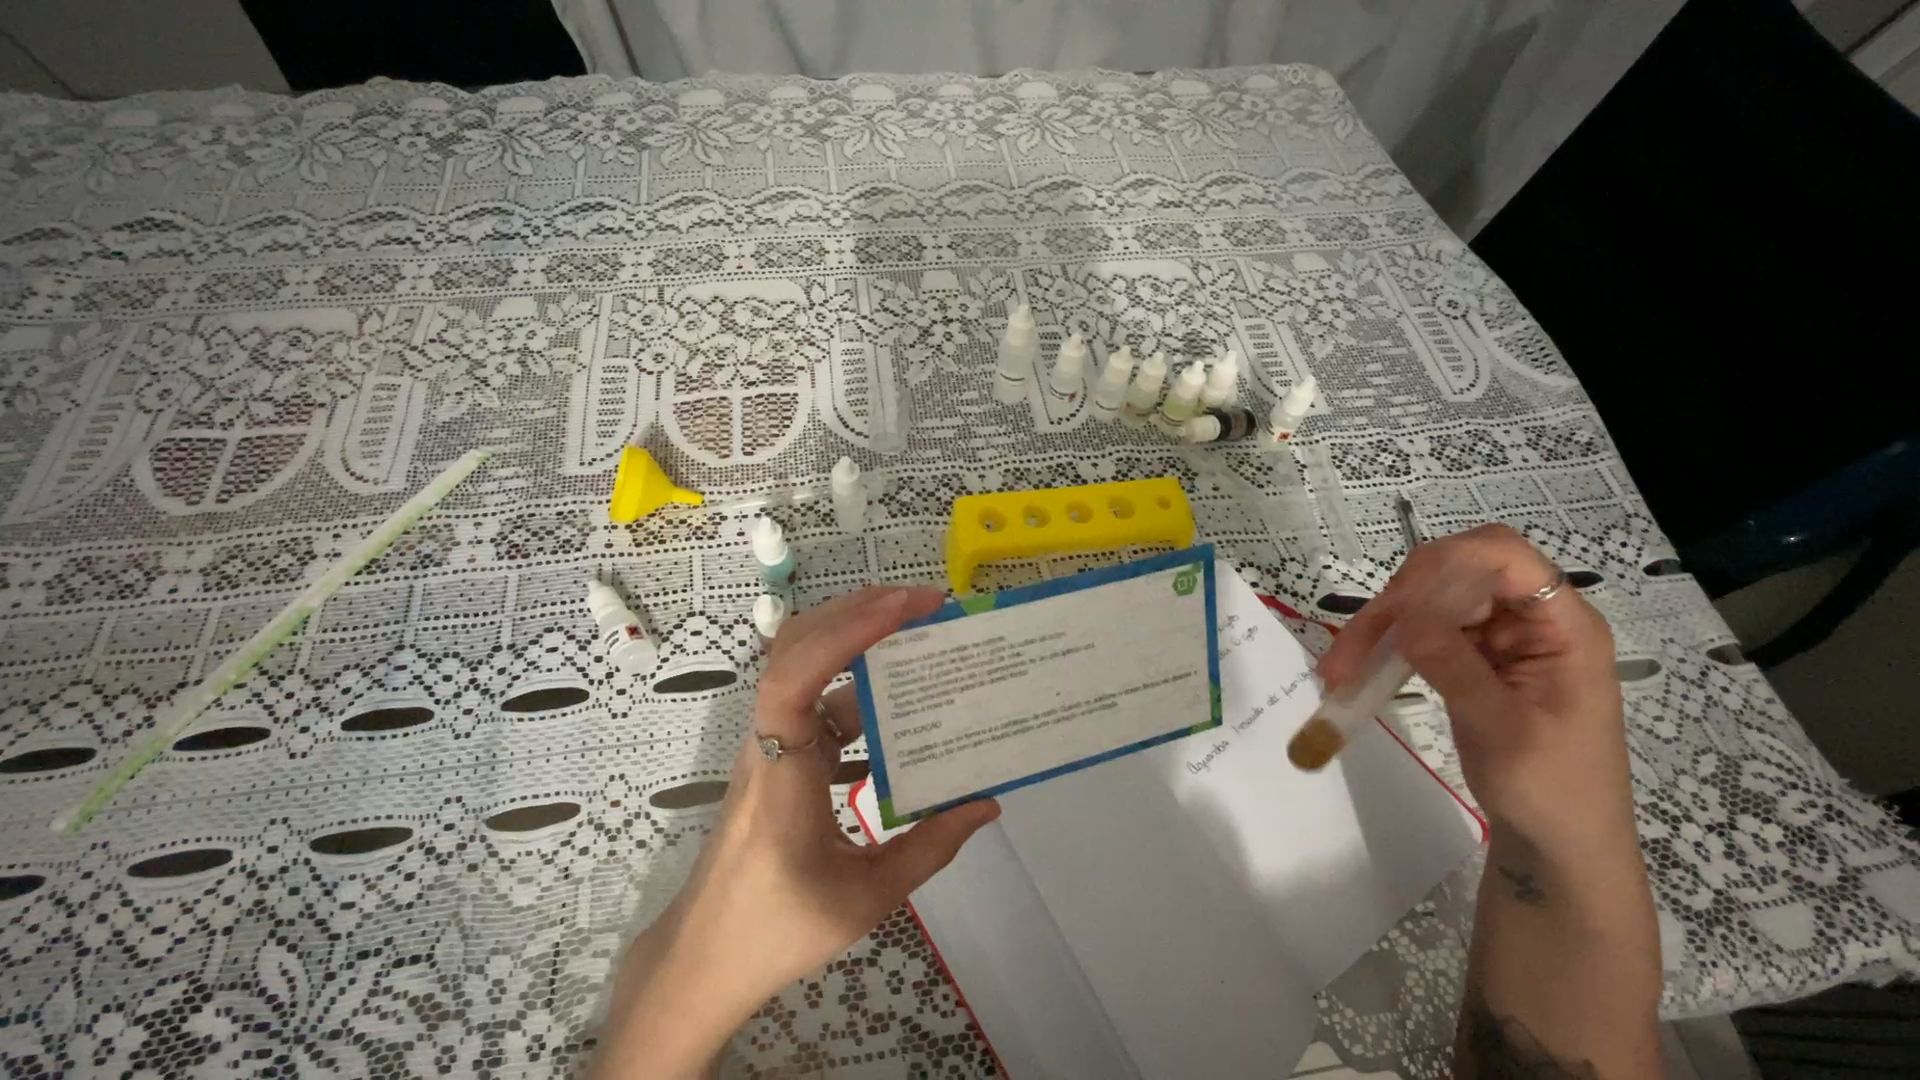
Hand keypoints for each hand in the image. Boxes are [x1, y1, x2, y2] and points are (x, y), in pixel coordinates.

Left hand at [593, 586, 1001, 1078]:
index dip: (846, 632)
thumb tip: (985, 804)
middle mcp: (770, 741)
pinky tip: (898, 702)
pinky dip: (855, 686)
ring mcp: (771, 745)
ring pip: (802, 667)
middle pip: (796, 648)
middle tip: (926, 604)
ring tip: (917, 632)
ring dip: (855, 638)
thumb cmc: (777, 928)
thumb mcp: (865, 897)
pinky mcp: (780, 756)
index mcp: (782, 772)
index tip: (904, 608)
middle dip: (858, 612)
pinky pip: (815, 703)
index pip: (795, 676)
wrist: (705, 955)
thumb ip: (929, 847)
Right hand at [1316, 524, 1632, 854]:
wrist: (1561, 845)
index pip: (1505, 556)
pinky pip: (1424, 634)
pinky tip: (1358, 672)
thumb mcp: (1502, 729)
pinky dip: (1389, 649)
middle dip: (1398, 602)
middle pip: (1454, 575)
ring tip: (1339, 669)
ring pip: (1430, 604)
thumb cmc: (1551, 790)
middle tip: (1350, 648)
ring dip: (1383, 629)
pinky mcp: (1474, 660)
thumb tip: (1404, 616)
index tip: (1398, 605)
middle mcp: (1530, 620)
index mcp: (1561, 626)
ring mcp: (1501, 639)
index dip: (1446, 562)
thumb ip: (1454, 666)